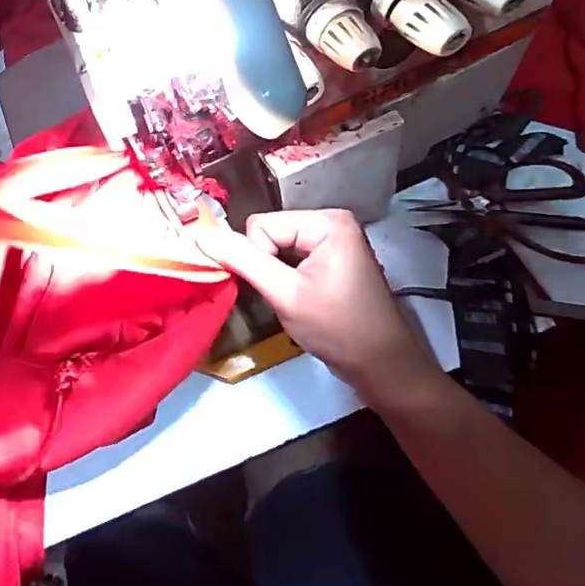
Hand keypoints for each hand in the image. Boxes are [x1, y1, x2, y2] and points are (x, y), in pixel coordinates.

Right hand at [197, 209, 440, 401]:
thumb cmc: (337, 328)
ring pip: (276, 246)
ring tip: (296, 299)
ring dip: (276, 274)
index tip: (278, 289)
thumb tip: (203, 236)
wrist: (382, 364)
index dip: (258, 258)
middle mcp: (331, 221)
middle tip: (287, 296)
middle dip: (268, 265)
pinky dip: (286, 277)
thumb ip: (244, 261)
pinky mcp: (331, 257)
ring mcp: (333, 239)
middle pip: (269, 233)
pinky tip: (301, 298)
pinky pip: (290, 256)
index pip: (261, 226)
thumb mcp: (285, 294)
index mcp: (327, 221)